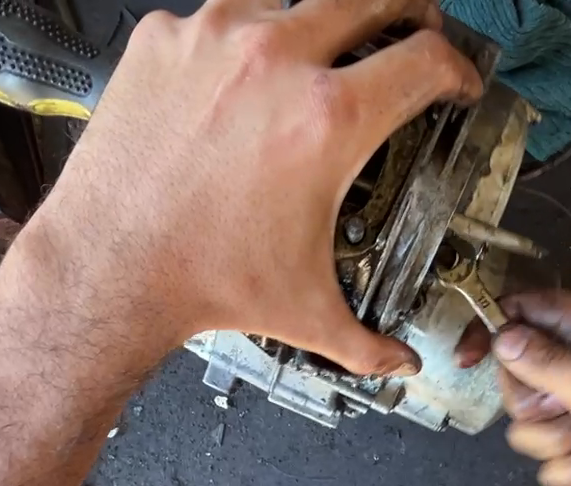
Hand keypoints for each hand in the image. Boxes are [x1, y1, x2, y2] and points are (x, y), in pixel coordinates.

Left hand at [29, 0, 482, 376]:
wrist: (113, 268)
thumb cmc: (203, 281)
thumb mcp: (308, 315)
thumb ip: (370, 345)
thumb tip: (400, 365)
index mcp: (328, 122)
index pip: (424, 62)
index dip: (457, 70)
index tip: (456, 81)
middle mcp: (276, 62)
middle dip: (408, 14)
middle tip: (415, 29)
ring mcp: (215, 39)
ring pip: (295, 0)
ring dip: (324, 22)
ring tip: (326, 56)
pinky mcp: (164, 39)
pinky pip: (224, 18)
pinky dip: (247, 41)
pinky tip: (247, 80)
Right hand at [456, 291, 570, 485]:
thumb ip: (545, 362)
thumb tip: (504, 336)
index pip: (522, 313)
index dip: (491, 330)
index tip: (469, 358)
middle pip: (516, 375)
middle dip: (531, 403)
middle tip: (562, 410)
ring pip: (528, 422)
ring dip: (554, 441)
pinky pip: (548, 455)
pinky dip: (570, 465)